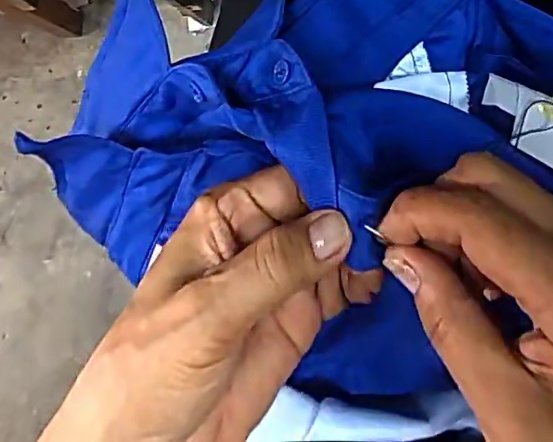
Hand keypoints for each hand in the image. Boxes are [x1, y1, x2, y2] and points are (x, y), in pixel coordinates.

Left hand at [40, 165, 382, 441]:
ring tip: (401, 248)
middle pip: (326, 206)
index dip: (337, 179)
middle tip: (403, 218)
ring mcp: (287, 271)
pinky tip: (385, 279)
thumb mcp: (207, 314)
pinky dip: (368, 277)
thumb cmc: (149, 372)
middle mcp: (264, 232)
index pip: (296, 179)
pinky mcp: (304, 308)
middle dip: (362, 209)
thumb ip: (273, 266)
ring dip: (371, 243)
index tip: (381, 185)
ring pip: (341, 241)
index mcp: (231, 214)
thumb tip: (340, 225)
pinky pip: (345, 281)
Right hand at [377, 153, 552, 441]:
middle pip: (493, 175)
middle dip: (439, 202)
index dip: (422, 212)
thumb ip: (453, 327)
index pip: (482, 215)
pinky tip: (482, 276)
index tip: (381, 236)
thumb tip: (405, 256)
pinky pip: (525, 202)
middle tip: (412, 257)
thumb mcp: (510, 414)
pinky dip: (487, 221)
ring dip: (462, 211)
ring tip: (447, 276)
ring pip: (506, 181)